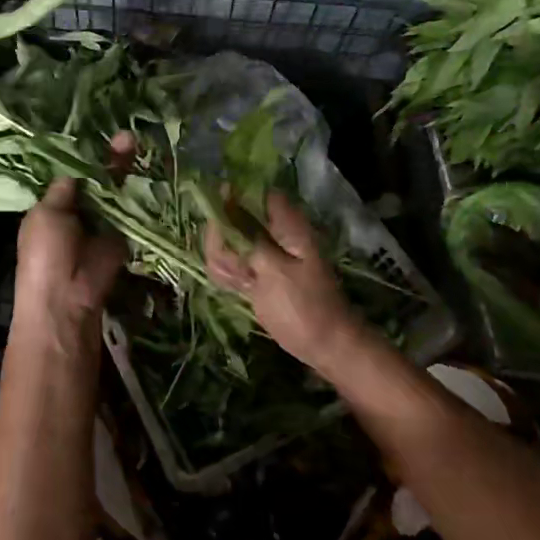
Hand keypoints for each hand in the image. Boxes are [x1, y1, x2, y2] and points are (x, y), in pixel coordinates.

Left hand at [12, 135, 133, 344]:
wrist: (67, 299)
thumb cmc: (45, 253)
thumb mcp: (46, 214)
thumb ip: (63, 188)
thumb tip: (74, 166)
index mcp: (50, 206)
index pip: (69, 175)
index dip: (83, 157)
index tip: (98, 134)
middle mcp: (75, 212)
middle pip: (95, 181)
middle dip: (109, 160)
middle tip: (127, 136)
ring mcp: (98, 225)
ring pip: (113, 194)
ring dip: (124, 171)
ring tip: (136, 142)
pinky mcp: (120, 239)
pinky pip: (129, 213)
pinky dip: (137, 195)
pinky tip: (147, 168)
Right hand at [202, 192, 368, 372]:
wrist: (323, 347)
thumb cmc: (305, 307)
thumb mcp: (274, 269)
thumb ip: (246, 234)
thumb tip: (224, 198)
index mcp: (285, 225)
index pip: (254, 193)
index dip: (231, 196)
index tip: (216, 213)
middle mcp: (271, 233)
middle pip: (230, 217)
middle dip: (222, 238)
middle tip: (237, 264)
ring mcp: (260, 253)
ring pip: (223, 241)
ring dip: (222, 260)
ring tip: (241, 281)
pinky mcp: (252, 272)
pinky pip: (225, 263)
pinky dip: (225, 275)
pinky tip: (237, 289)